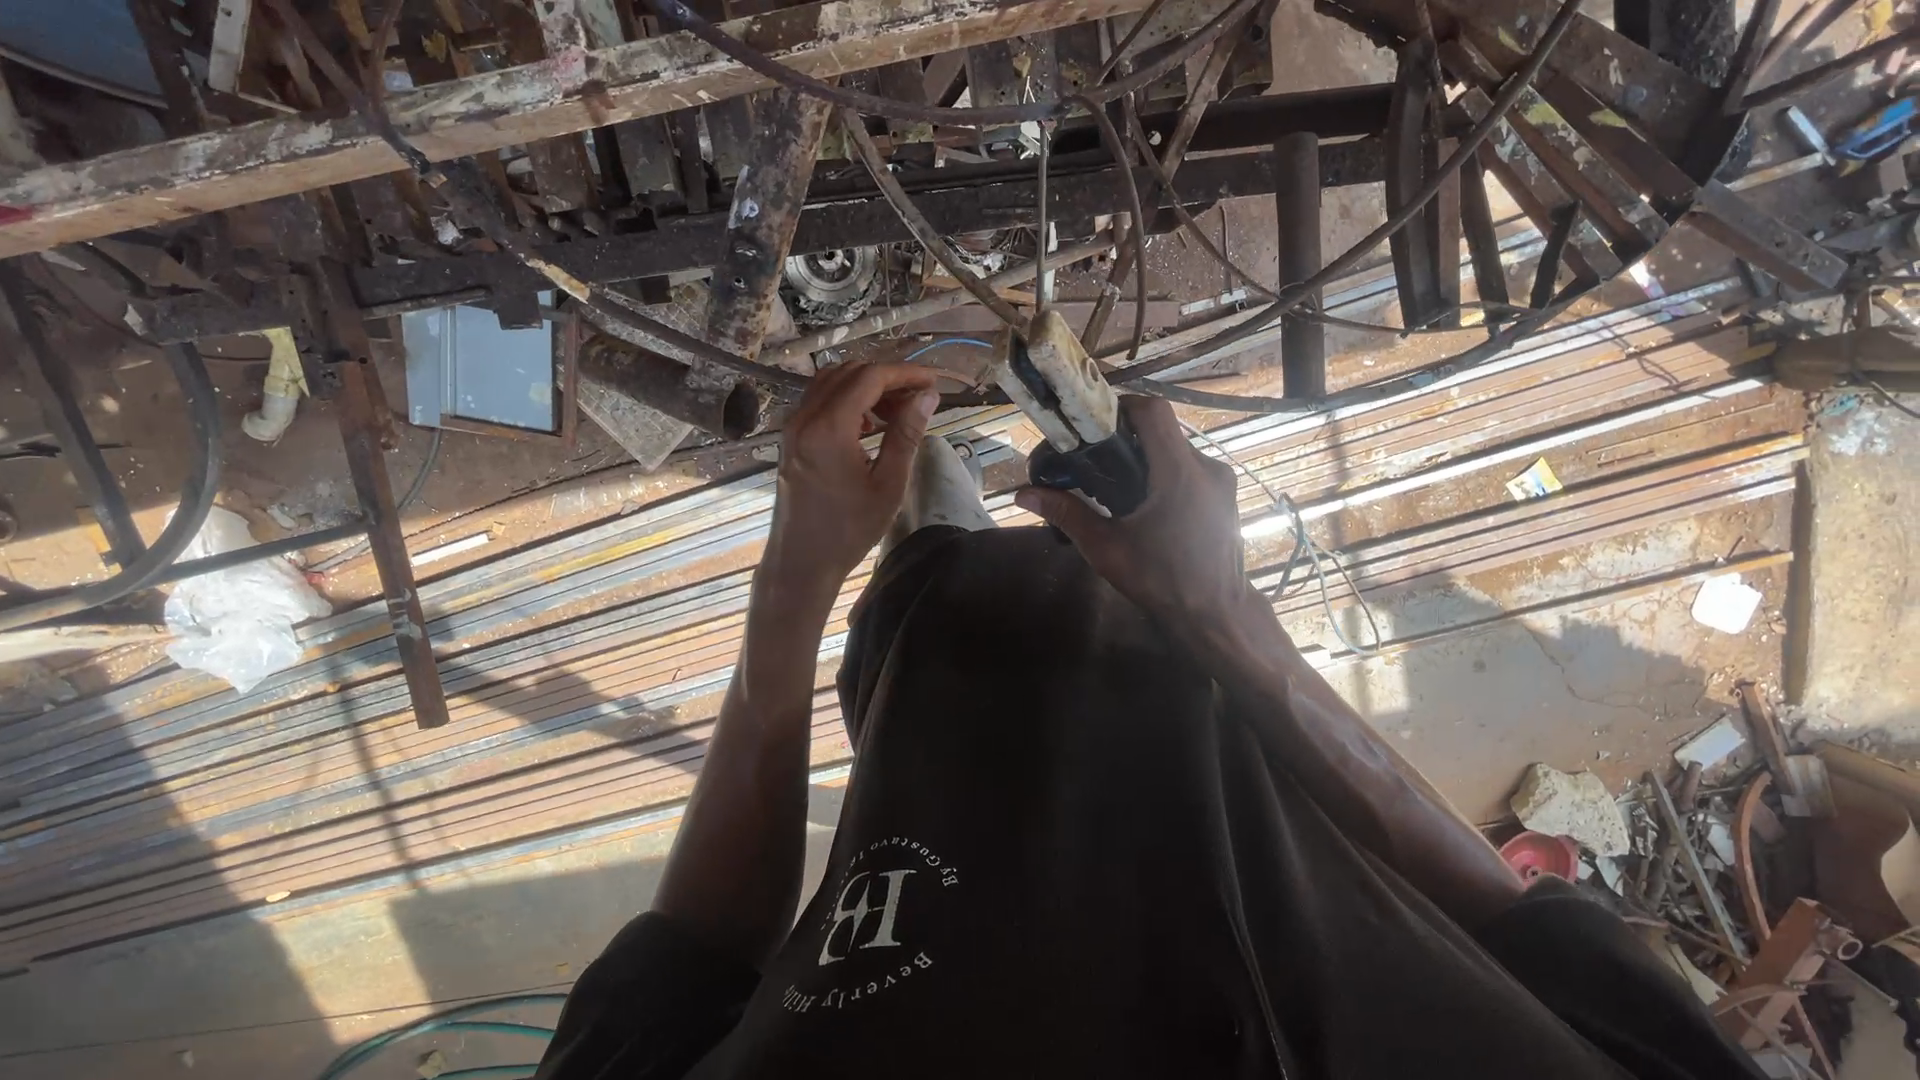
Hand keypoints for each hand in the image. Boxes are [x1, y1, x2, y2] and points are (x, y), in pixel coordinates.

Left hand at [765, 360, 940, 592]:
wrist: (801, 561)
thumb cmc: (849, 529)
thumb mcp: (888, 485)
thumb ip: (906, 434)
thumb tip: (927, 397)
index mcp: (829, 428)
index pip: (870, 377)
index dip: (905, 374)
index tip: (933, 383)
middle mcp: (805, 418)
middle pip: (849, 373)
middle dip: (887, 378)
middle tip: (919, 398)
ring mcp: (793, 427)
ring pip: (831, 383)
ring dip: (866, 387)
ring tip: (897, 412)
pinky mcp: (791, 438)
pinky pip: (819, 401)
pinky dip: (847, 400)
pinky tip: (870, 425)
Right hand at [1014, 395, 1254, 635]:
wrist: (1216, 614)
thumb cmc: (1161, 581)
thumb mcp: (1107, 549)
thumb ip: (1067, 514)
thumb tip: (1023, 494)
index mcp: (1179, 473)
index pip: (1153, 411)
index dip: (1121, 406)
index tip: (1093, 424)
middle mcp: (1206, 467)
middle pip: (1162, 430)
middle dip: (1127, 438)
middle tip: (1095, 459)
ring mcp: (1220, 480)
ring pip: (1175, 449)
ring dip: (1146, 458)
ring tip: (1117, 485)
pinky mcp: (1225, 494)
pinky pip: (1189, 468)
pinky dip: (1163, 474)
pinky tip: (1144, 503)